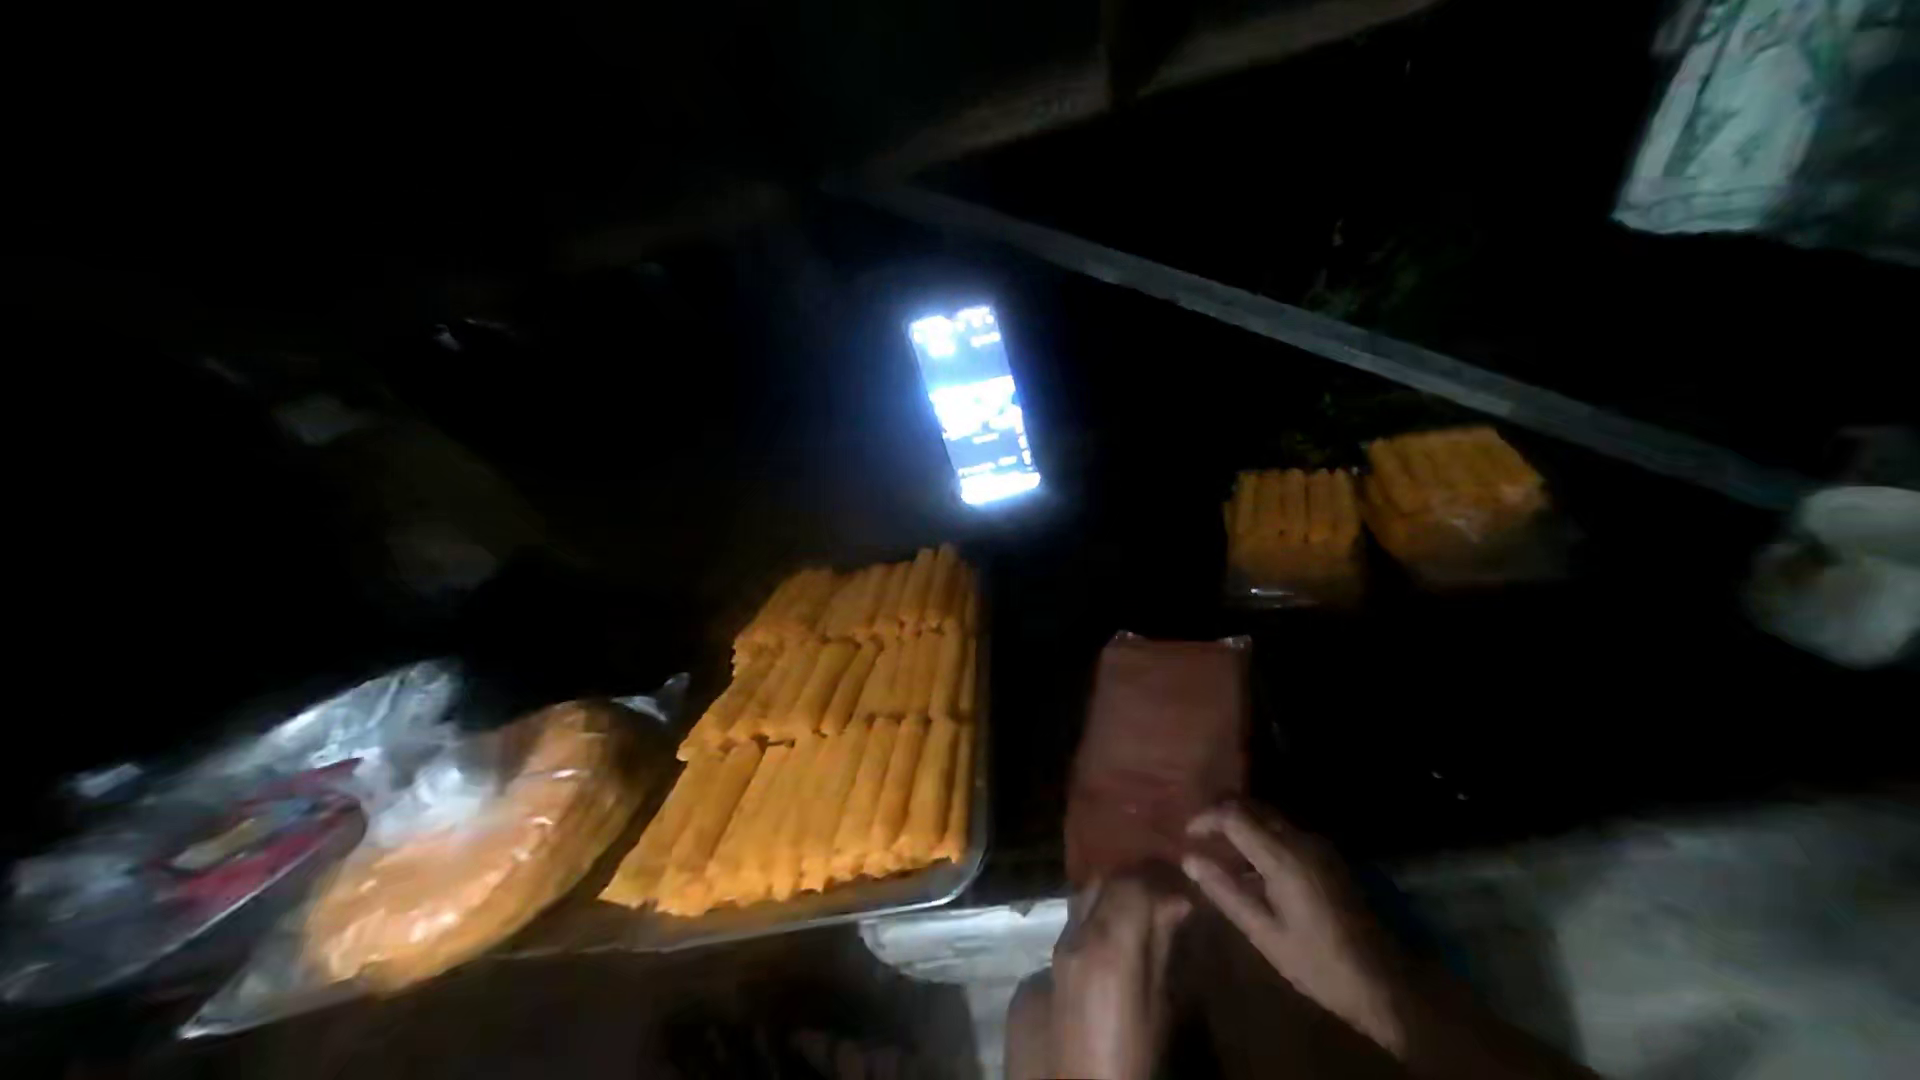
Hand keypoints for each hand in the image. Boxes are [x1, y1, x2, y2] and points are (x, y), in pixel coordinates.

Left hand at [1047, 873, 1190, 1079]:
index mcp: (1109, 944)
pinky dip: (1092, 918)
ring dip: (1108, 897)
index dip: (1156, 882)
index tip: (1177, 890)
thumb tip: (1177, 902)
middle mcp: (1077, 934)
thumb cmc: (1132, 1057)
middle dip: (1131, 883)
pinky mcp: (1048, 960)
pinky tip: (1110, 939)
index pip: (1131, 885)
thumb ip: (1161, 946)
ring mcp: (1057, 946)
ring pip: (1083, 898)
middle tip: (1160, 897)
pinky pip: (1071, 922)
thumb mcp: (1159, 1006)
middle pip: (1102, 883)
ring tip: (1136, 914)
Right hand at [1182, 804, 1408, 1056]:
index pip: (1234, 814)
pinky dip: (1260, 833)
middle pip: (1251, 804)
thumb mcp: (1265, 935)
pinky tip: (1252, 864)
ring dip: (1241, 821)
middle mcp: (1301, 839)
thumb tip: (1190, 860)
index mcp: (1283, 857)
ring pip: (1268, 813)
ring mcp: (1318, 844)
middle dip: (1221, 813)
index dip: (1205, 818)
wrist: (1388, 983)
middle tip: (1200, 836)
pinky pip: (1284, 828)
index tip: (1188, 835)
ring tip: (1221, 849)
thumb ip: (1225, 892)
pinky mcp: (1327, 855)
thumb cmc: (1320, 964)